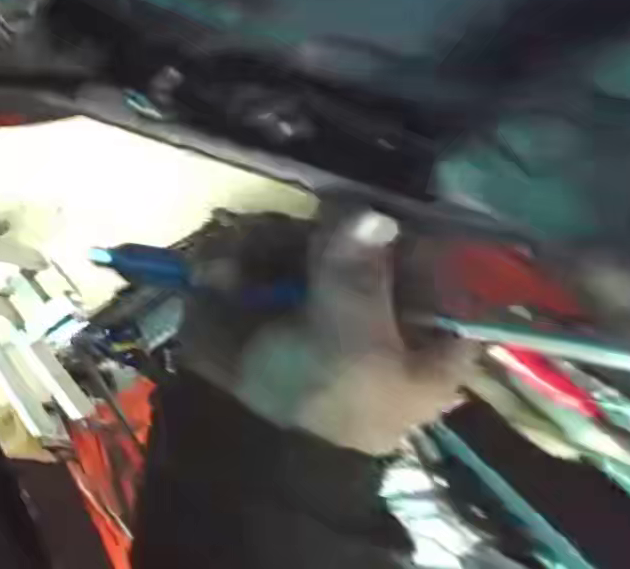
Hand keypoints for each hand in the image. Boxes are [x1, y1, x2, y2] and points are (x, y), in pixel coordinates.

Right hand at [184, 207, 477, 454]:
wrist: (242, 419)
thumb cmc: (324, 393)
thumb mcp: (351, 341)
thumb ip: (355, 276)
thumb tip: (368, 209)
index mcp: (415, 312)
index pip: (409, 245)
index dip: (373, 224)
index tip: (332, 210)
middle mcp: (359, 287)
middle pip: (331, 229)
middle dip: (294, 235)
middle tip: (270, 250)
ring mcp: (299, 281)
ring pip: (276, 231)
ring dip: (247, 245)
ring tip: (231, 277)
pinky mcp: (247, 279)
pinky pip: (234, 245)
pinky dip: (220, 257)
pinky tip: (214, 280)